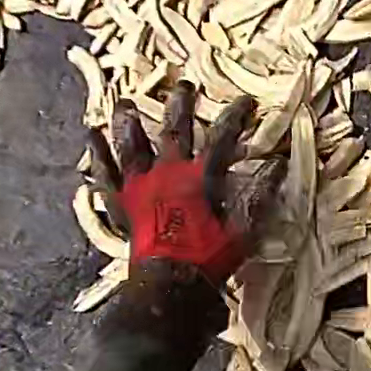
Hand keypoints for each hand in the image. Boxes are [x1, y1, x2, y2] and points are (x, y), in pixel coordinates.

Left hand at [87, 82, 286, 285]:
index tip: (248, 101)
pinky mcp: (121, 202)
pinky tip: (90, 135)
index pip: (224, 136)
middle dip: (182, 104)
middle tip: (185, 86)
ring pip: (133, 144)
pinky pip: (105, 173)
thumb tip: (279, 165)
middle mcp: (169, 172)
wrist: (170, 285)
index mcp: (202, 176)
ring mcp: (141, 185)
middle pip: (176, 129)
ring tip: (126, 102)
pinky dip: (97, 154)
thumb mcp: (245, 230)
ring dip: (130, 122)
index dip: (237, 116)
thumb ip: (261, 195)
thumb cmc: (209, 258)